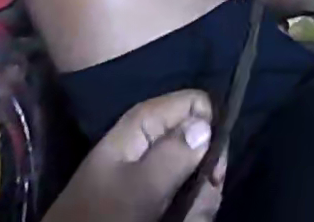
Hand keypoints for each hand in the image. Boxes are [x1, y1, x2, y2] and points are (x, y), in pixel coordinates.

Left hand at [43, 91, 226, 221]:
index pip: (197, 103)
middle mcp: (154, 138)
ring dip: (196, 206)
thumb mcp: (134, 191)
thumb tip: (207, 124)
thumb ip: (173, 156)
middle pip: (203, 144)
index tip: (214, 173)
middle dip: (205, 181)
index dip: (212, 133)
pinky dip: (187, 216)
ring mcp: (155, 168)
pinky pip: (185, 199)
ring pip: (198, 177)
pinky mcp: (155, 195)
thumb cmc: (99, 218)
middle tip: (193, 210)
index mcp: (145, 122)